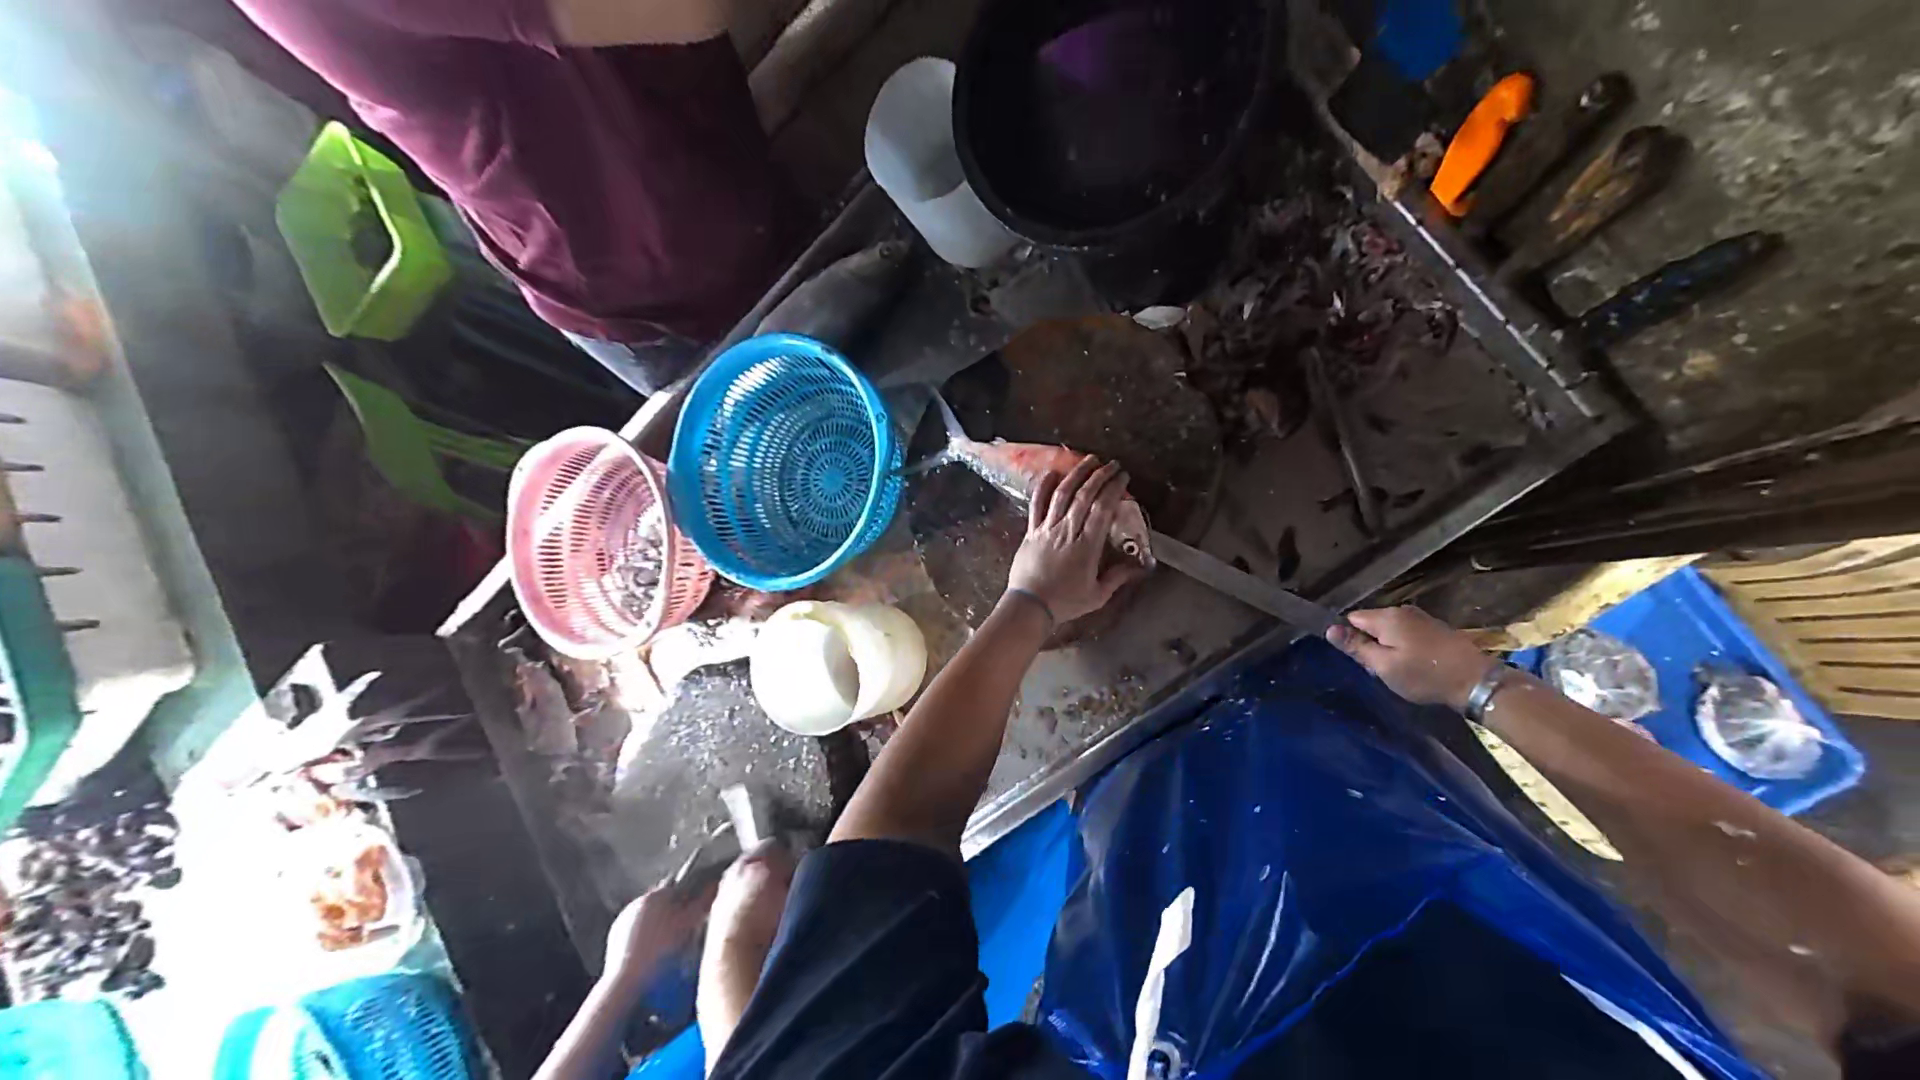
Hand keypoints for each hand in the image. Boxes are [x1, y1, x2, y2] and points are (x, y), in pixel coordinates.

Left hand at [602, 879, 716, 987]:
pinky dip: (646, 936)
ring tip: (671, 943)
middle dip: (676, 909)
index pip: (680, 884)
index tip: (700, 908)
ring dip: (660, 922)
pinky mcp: (614, 938)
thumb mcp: (689, 926)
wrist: (625, 984)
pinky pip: (636, 930)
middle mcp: (637, 901)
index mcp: (656, 894)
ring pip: (649, 915)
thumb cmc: (660, 952)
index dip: (693, 895)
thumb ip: (704, 902)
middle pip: (664, 899)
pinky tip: (653, 953)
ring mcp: (623, 920)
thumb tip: (715, 885)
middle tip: (688, 927)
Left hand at [1007, 457, 1147, 624]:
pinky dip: (1043, 487)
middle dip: (1100, 475)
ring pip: (1062, 494)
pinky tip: (1051, 473)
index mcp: (1087, 546)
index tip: (1123, 477)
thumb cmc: (1064, 602)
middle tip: (1112, 464)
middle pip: (1085, 495)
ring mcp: (1047, 529)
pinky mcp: (1031, 531)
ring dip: (1076, 474)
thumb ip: (1117, 578)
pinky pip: (1037, 504)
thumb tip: (1138, 567)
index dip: (1114, 489)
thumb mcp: (1097, 595)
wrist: (1029, 605)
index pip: (1103, 509)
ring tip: (1088, 460)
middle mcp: (1067, 531)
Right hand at [1326, 606, 1498, 709]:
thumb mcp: (1383, 666)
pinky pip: (1407, 632)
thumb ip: (1356, 647)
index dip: (1350, 637)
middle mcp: (1403, 611)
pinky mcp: (1436, 628)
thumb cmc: (1425, 676)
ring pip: (1390, 628)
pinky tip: (1415, 663)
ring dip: (1388, 645)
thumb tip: (1329, 629)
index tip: (1359, 658)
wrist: (1478, 682)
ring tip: (1398, 668)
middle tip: (1379, 668)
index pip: (1351, 619)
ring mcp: (1422, 618)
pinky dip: (1405, 645)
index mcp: (1387, 617)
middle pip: (1371, 623)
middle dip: (1370, 642)